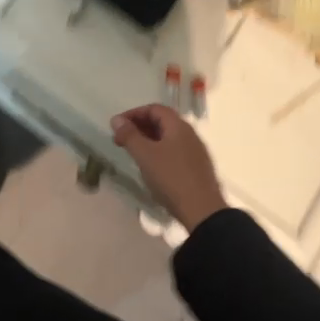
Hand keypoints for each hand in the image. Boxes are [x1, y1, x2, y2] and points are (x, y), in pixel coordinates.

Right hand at [111, 104, 228, 231]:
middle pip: (162, 122)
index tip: (118, 126)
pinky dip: (159, 152)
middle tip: (122, 140)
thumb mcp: (145, 155)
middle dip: (140, 127)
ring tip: (134, 153)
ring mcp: (196, 152)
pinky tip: (152, 167)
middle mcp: (190, 134)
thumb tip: (116, 120)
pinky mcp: (198, 168)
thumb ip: (129, 135)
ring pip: (168, 138)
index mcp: (178, 126)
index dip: (134, 113)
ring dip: (149, 140)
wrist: (203, 212)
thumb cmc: (171, 178)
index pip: (154, 109)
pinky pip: (175, 152)